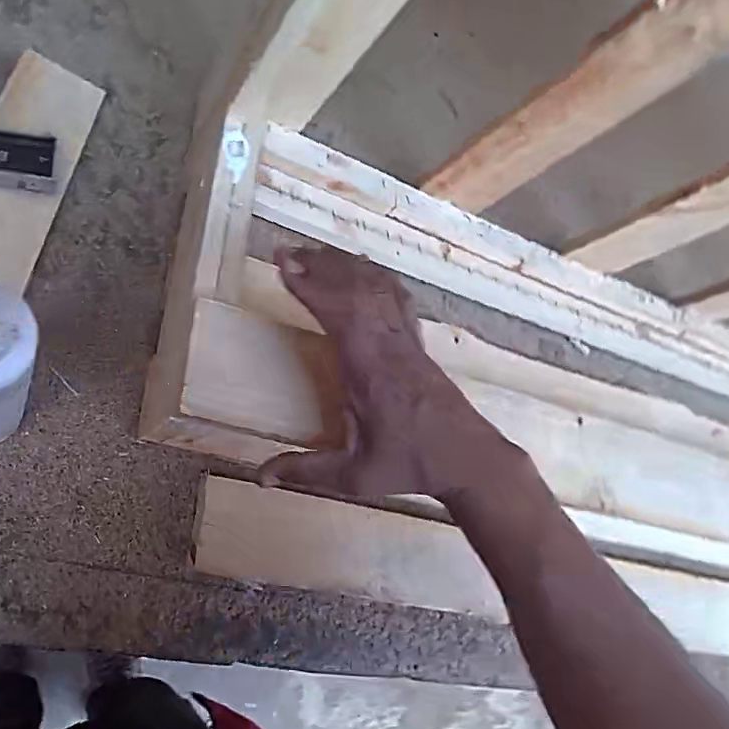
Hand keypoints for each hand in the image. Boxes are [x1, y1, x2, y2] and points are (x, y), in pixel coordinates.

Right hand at [257, 246, 518, 500]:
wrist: (469, 458)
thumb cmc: (410, 466)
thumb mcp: (354, 477)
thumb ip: (305, 472)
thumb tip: (260, 478)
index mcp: (370, 373)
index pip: (340, 315)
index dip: (312, 287)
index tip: (284, 266)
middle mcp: (389, 347)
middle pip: (356, 290)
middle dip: (319, 266)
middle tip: (284, 250)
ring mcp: (407, 341)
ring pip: (378, 287)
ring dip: (344, 266)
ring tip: (313, 252)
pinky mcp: (417, 342)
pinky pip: (397, 296)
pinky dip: (375, 275)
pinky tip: (361, 267)